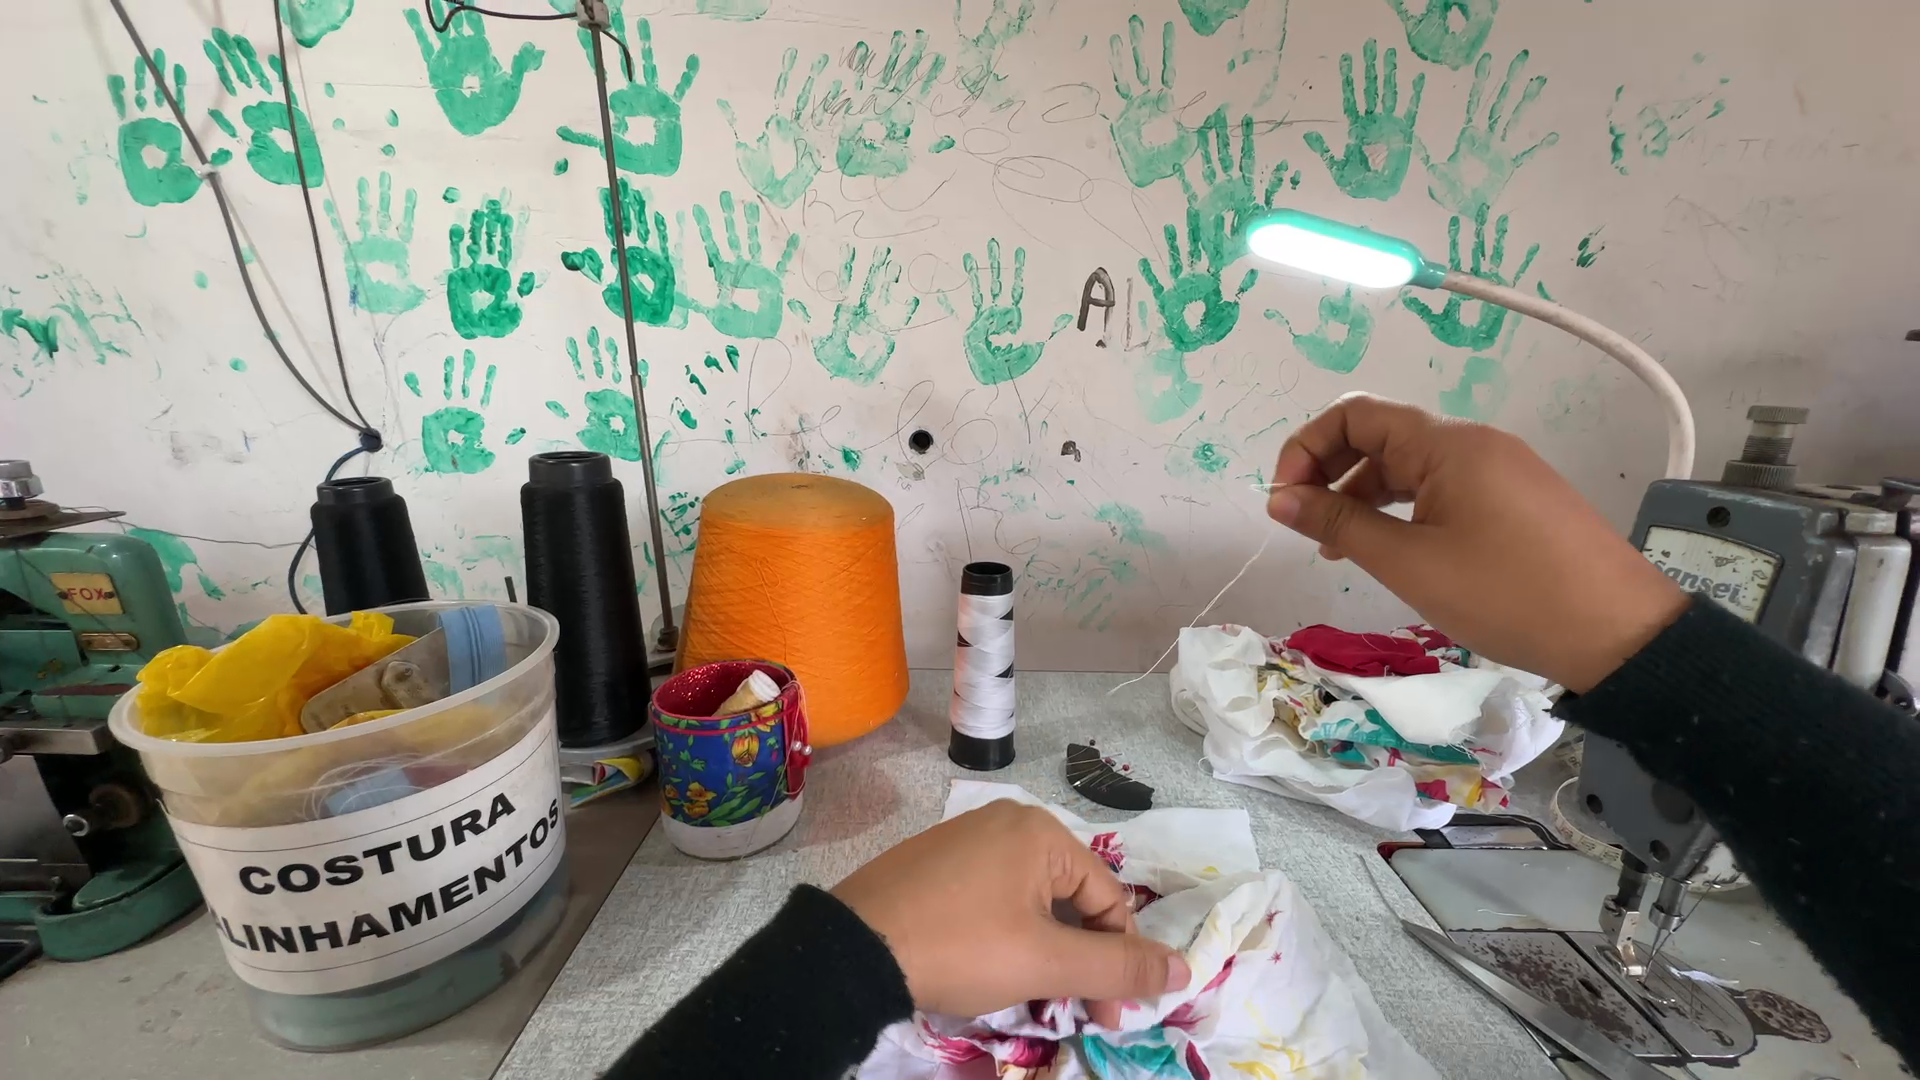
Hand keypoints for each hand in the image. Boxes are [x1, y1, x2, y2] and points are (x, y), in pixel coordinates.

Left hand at [831, 800, 1190, 1026]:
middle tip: (1069, 1009)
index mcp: (1041, 831)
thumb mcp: (1046, 962)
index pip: (1108, 896)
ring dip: (1044, 947)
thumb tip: (1184, 968)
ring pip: (1032, 896)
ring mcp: (970, 835)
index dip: (1118, 959)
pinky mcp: (941, 857)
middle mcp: (1009, 820)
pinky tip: (991, 963)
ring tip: (1029, 992)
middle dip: (1078, 956)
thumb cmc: (962, 945)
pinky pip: (995, 891)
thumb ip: (1118, 966)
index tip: (1106, 1019)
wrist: (857, 943)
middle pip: (1070, 895)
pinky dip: (1008, 930)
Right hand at [1264, 394, 1685, 692]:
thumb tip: (1279, 498)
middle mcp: (1470, 442)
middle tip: (1301, 522)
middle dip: (1327, 471)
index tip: (1285, 498)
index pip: (1354, 414)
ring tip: (1333, 547)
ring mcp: (1494, 469)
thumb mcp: (1406, 561)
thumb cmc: (1505, 593)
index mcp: (1447, 444)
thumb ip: (1337, 522)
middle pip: (1376, 436)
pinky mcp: (1508, 498)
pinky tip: (1382, 547)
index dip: (1306, 447)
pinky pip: (1433, 488)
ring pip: (1403, 465)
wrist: (1621, 637)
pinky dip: (1395, 509)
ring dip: (1357, 495)